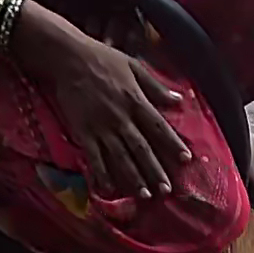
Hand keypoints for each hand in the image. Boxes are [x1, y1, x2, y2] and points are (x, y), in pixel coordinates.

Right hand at [13, 5, 192, 199]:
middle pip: (142, 148)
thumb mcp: (134, 66)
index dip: (173, 144)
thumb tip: (180, 100)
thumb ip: (156, 87)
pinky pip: (94, 157)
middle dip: (155, 170)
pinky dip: (101, 173)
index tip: (186, 160)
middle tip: (166, 190)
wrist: (67, 57)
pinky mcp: (84, 132)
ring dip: (134, 178)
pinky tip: (109, 188)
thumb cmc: (102, 59)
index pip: (159, 127)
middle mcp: (121, 117)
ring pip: (121, 157)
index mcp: (135, 100)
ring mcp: (101, 127)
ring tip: (145, 195)